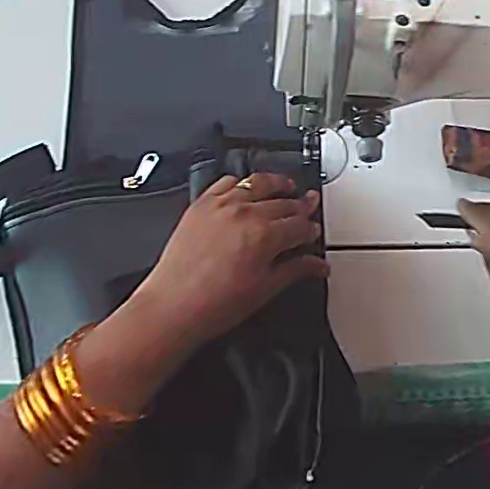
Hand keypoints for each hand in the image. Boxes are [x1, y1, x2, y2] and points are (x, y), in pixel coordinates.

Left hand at [125, 173, 327, 352]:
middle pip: (284, 202)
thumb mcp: (264, 290)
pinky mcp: (202, 203)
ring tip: (286, 186)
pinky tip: (247, 188)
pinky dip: (241, 182)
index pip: (300, 225)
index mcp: (264, 235)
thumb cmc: (212, 305)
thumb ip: (295, 270)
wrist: (172, 307)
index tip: (312, 232)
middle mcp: (245, 213)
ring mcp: (222, 205)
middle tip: (308, 206)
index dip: (311, 229)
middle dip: (301, 206)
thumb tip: (317, 266)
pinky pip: (227, 181)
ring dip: (277, 184)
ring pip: (259, 183)